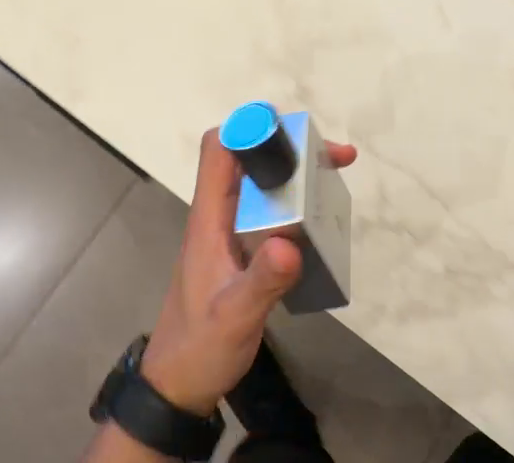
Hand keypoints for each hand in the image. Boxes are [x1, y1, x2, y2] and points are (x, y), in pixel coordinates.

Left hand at [140, 128, 357, 415]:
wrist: (178, 386)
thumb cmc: (200, 349)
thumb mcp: (235, 317)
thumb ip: (262, 282)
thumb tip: (292, 243)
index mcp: (209, 218)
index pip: (220, 149)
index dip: (251, 128)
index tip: (295, 133)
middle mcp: (218, 216)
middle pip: (248, 159)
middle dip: (288, 147)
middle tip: (334, 156)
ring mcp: (230, 233)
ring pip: (261, 184)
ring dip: (296, 174)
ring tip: (335, 177)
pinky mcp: (241, 251)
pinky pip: (269, 211)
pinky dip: (295, 204)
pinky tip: (320, 220)